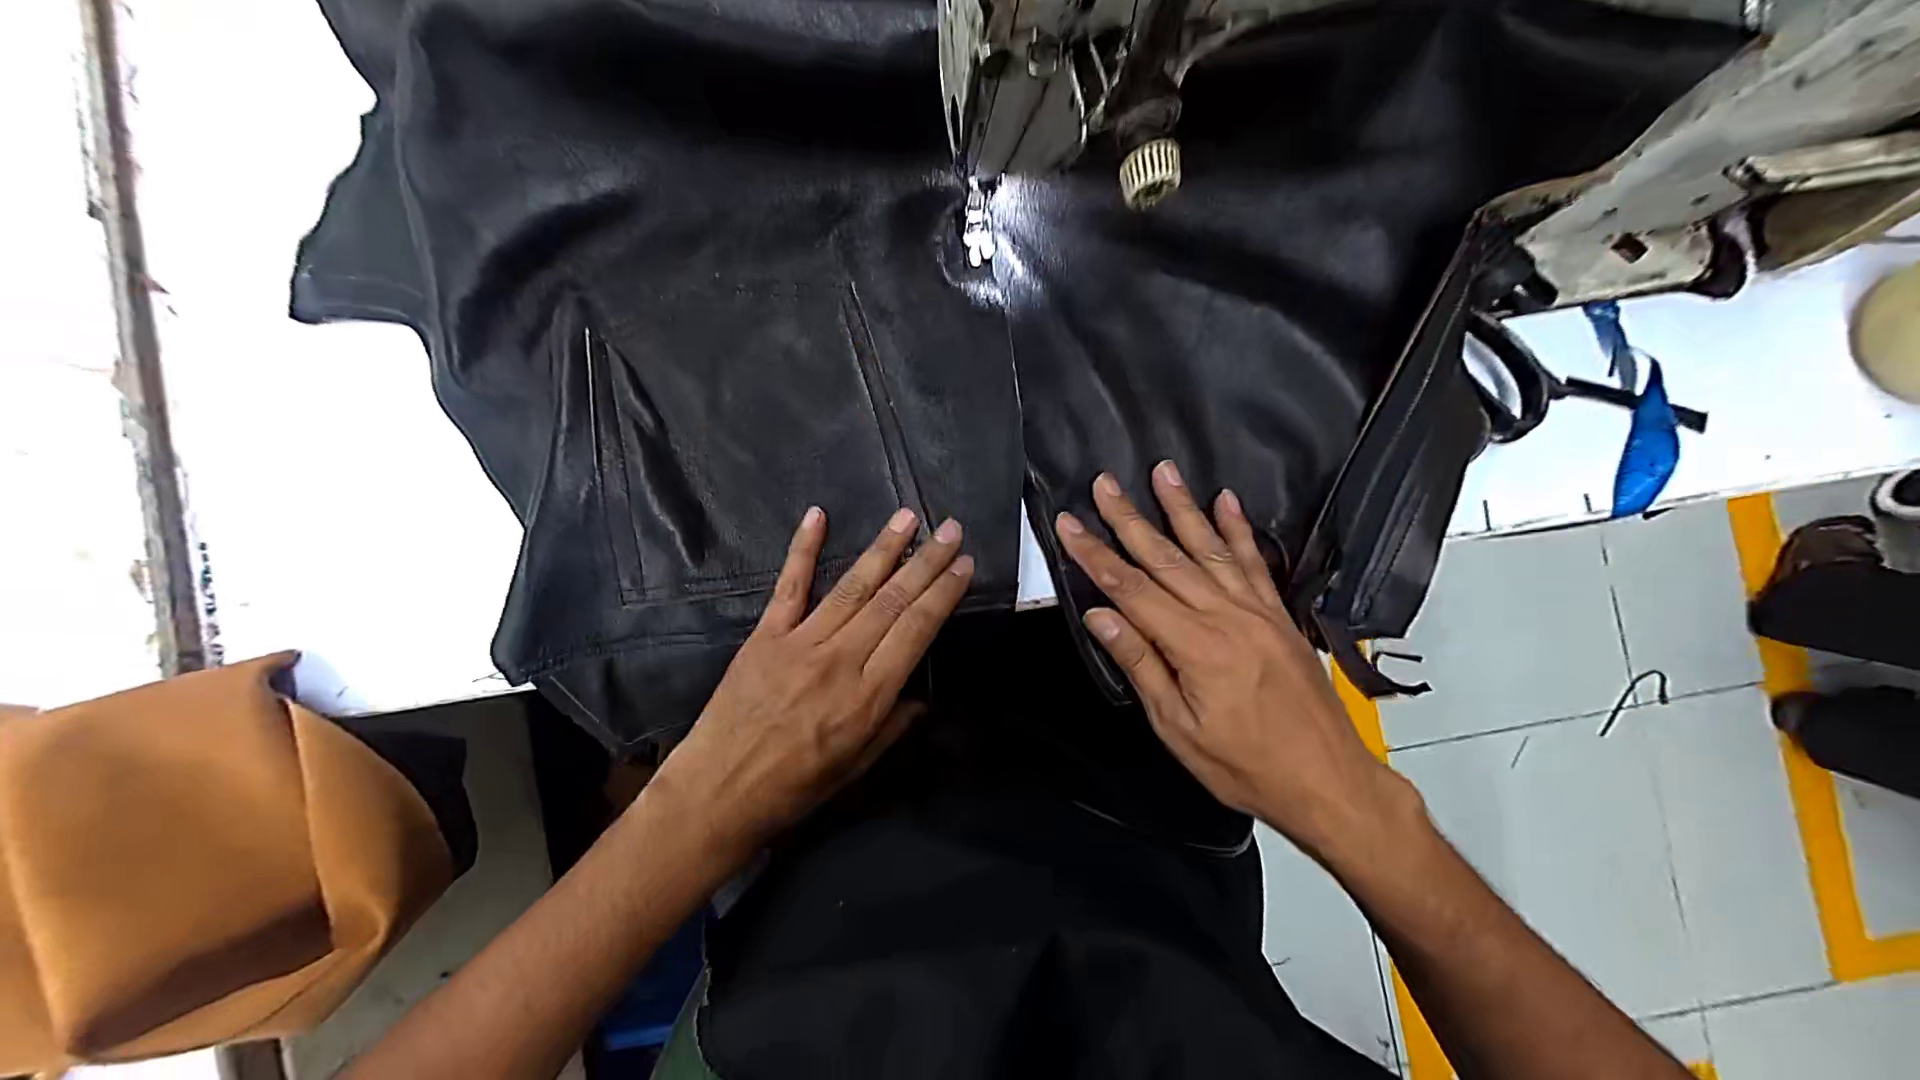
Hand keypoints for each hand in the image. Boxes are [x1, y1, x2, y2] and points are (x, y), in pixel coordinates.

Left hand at [653, 506, 972, 857]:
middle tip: (950, 529)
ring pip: (852, 586)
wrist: (717, 792)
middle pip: (892, 600)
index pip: (916, 630)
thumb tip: (920, 697)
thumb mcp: (856, 769)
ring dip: (884, 548)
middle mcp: (840, 660)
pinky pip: (789, 585)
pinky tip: (818, 516)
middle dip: (926, 562)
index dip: (943, 593)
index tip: (964, 565)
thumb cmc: (793, 787)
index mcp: (868, 696)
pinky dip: (803, 548)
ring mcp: (800, 642)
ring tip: (908, 517)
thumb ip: (892, 727)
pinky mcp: (765, 635)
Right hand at [1052, 462, 1418, 861]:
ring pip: (1209, 549)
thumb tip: (1101, 615)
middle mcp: (1226, 616)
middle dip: (1129, 518)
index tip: (1070, 523)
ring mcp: (1256, 611)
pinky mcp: (1278, 615)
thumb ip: (1140, 664)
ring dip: (1182, 508)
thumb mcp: (1178, 727)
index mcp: (1195, 646)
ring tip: (1162, 471)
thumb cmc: (1245, 766)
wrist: (1330, 781)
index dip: (1095, 554)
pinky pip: (1254, 563)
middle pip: (1166, 558)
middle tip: (1104, 483)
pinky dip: (1238, 530)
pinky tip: (1226, 501)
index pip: (1131, 589)